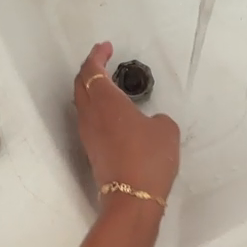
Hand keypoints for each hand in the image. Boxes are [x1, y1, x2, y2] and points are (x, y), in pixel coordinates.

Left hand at [76, 43, 179, 209]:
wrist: (133, 198)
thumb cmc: (150, 158)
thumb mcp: (166, 130)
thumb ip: (156, 118)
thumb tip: (148, 122)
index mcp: (106, 101)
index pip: (92, 70)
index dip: (97, 56)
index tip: (105, 47)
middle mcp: (91, 115)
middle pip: (81, 84)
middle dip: (90, 70)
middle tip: (103, 62)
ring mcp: (88, 134)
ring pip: (82, 102)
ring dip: (90, 89)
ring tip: (107, 85)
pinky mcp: (92, 150)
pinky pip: (89, 119)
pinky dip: (96, 107)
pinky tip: (111, 112)